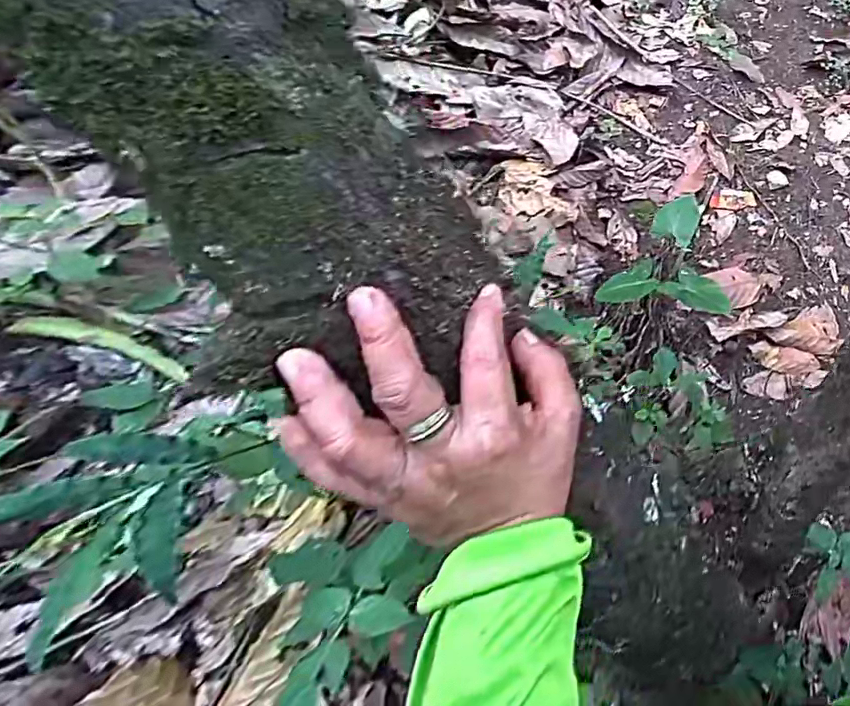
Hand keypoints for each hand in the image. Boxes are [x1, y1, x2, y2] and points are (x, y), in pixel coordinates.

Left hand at [274, 283, 581, 546]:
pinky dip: (304, 451)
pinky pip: (333, 479)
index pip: (483, 365)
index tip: (485, 295)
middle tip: (362, 298)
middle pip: (403, 397)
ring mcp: (403, 482)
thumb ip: (548, 370)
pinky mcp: (381, 500)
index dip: (484, 324)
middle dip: (381, 342)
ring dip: (319, 399)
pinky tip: (285, 418)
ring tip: (294, 359)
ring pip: (350, 444)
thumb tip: (516, 334)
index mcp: (492, 434)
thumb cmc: (538, 475)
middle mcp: (441, 457)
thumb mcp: (564, 421)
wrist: (510, 553)